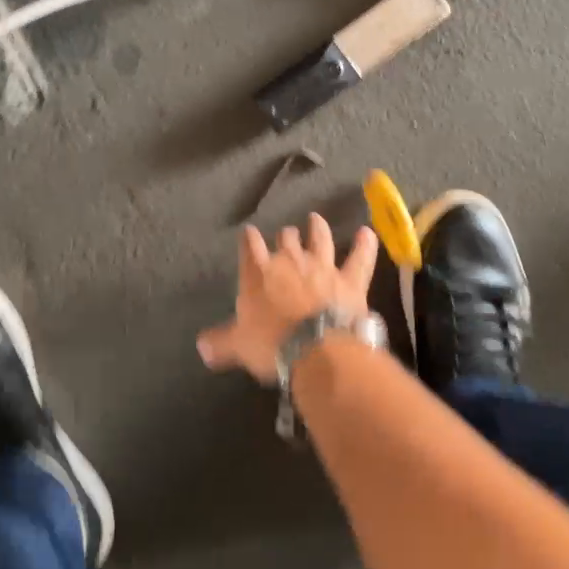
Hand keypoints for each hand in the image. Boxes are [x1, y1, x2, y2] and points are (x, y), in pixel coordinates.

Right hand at [196, 213, 378, 383]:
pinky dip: (365, 245)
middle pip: (286, 238)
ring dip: (318, 228)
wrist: (316, 349)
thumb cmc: (271, 345)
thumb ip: (220, 342)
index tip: (249, 235)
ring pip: (320, 239)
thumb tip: (201, 347)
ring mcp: (322, 267)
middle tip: (286, 236)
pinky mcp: (350, 280)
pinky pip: (360, 258)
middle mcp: (290, 261)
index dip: (249, 239)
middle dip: (286, 236)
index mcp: (258, 272)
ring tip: (316, 219)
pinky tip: (367, 233)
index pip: (250, 246)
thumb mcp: (238, 346)